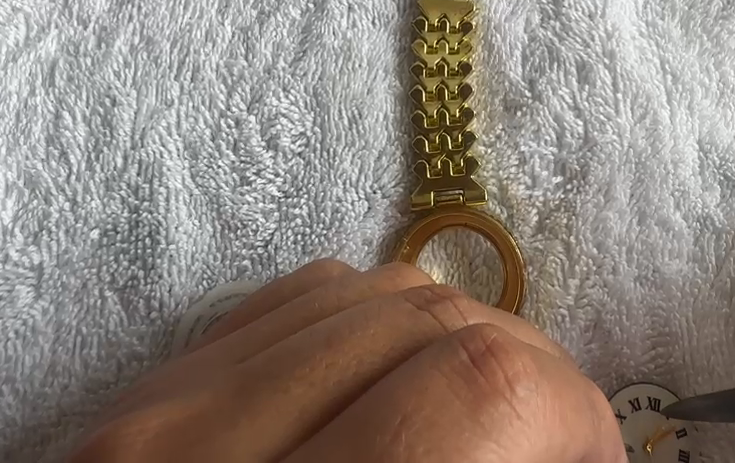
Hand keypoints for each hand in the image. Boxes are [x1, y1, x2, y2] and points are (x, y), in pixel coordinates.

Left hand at [69, 259, 622, 462]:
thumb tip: (584, 457)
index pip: (473, 386)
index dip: (566, 408)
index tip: (593, 458)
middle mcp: (195, 452)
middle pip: (427, 318)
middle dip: (522, 370)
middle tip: (548, 445)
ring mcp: (151, 408)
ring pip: (371, 288)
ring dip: (454, 338)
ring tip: (476, 415)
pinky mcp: (141, 392)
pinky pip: (301, 298)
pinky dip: (375, 323)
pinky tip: (395, 381)